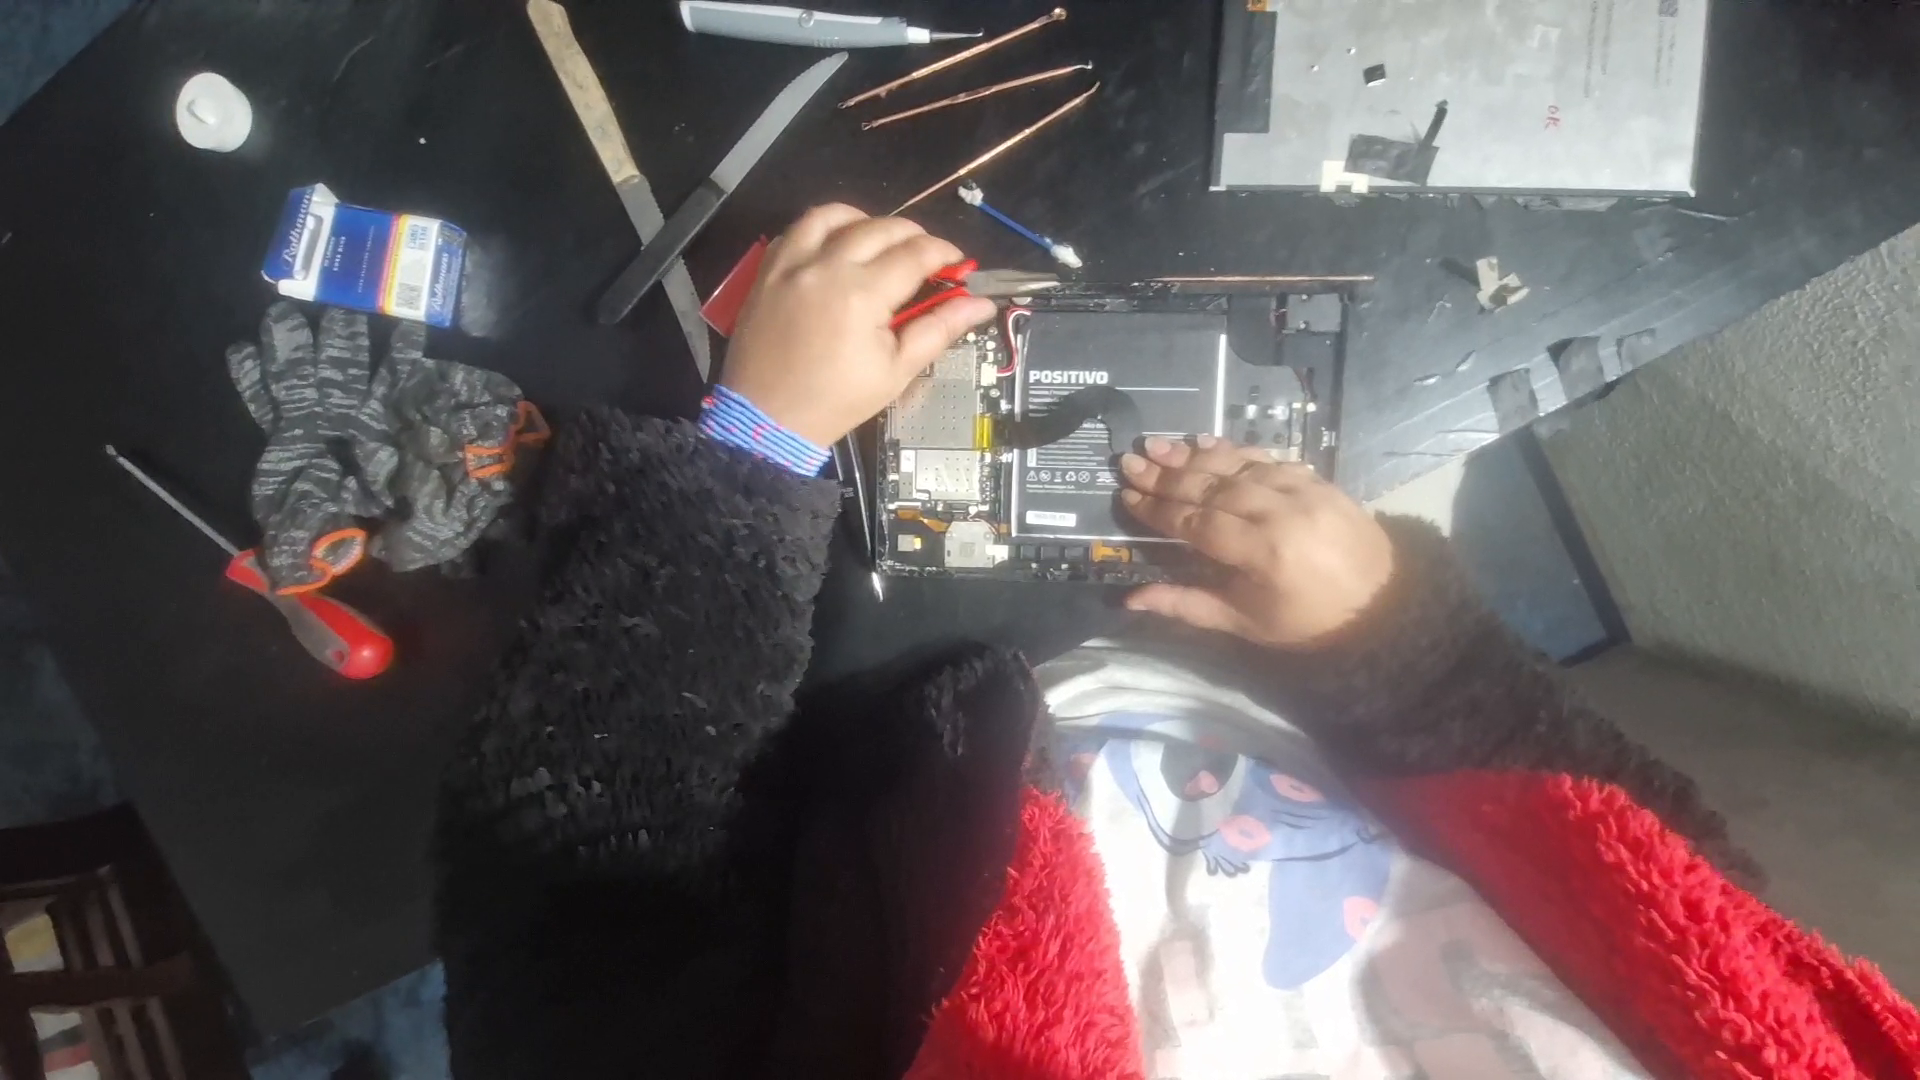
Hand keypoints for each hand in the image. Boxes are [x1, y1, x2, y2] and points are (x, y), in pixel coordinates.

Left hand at [720, 204, 995, 446]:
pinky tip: (837, 245)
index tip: (958, 264)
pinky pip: (797, 229)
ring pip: (834, 215)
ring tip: (882, 240)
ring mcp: (792, 263)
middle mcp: (826, 266)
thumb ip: (938, 330)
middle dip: (913, 235)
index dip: (944, 254)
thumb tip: (979, 305)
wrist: (769, 418)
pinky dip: (823, 228)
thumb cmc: (838, 401)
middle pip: (880, 227)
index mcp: (862, 294)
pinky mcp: (768, 270)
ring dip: (867, 220)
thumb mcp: (896, 371)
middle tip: (928, 256)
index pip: (915, 254)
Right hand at [1118, 435, 1394, 647]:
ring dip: (1192, 455)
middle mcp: (1280, 513)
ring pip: (1236, 467)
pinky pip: (1266, 458)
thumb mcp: (1245, 623)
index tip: (1127, 496)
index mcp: (1262, 554)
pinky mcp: (1316, 480)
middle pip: (1211, 488)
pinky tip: (1204, 442)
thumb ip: (1186, 605)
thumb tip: (1131, 600)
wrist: (1386, 605)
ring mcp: (1301, 491)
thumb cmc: (1308, 622)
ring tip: (1156, 445)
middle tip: (1129, 461)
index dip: (1159, 510)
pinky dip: (1233, 449)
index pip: (1197, 523)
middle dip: (1166, 475)